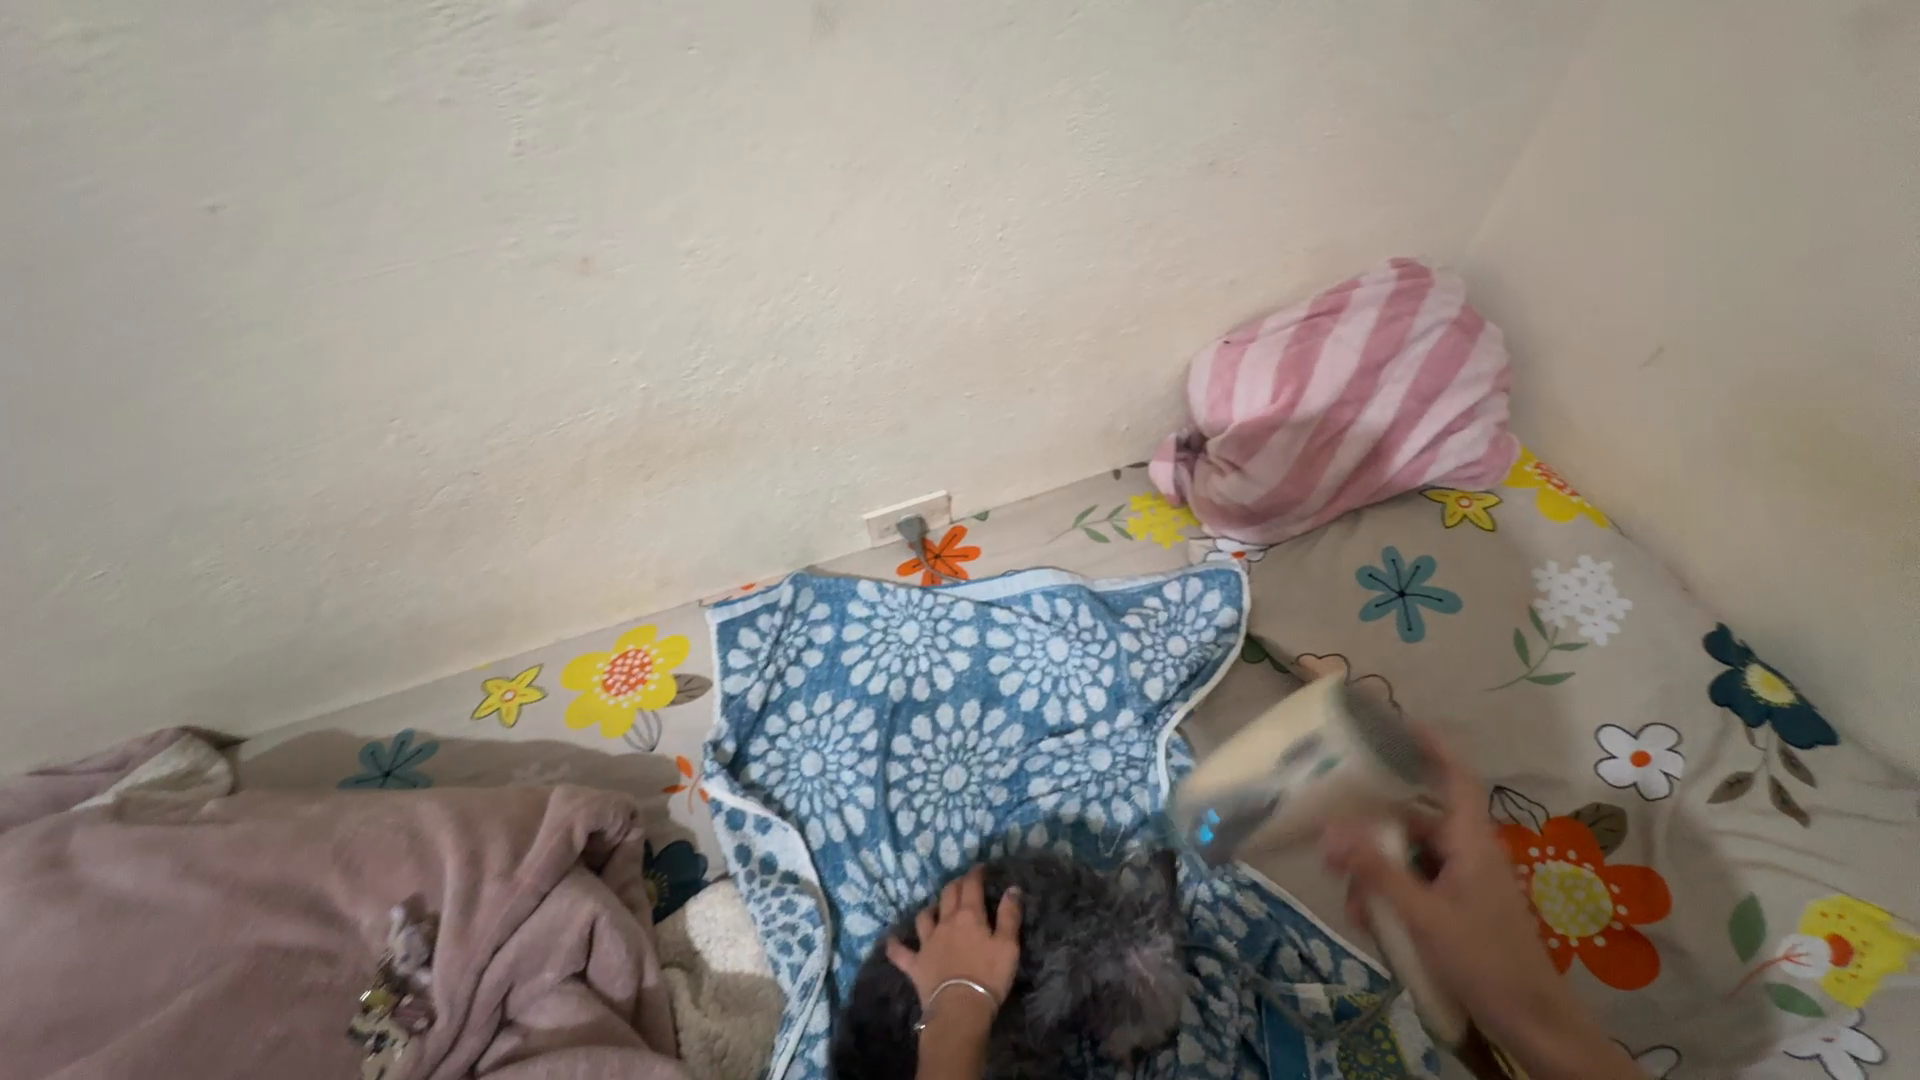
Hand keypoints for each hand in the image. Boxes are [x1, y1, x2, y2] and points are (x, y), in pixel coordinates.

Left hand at [886, 867, 1022, 1010]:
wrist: (960, 1007)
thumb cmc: (988, 976)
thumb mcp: (1008, 945)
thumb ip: (1010, 915)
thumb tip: (1012, 888)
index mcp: (969, 916)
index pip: (971, 885)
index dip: (975, 873)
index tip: (981, 868)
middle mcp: (945, 922)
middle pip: (948, 895)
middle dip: (956, 884)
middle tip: (963, 883)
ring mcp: (927, 942)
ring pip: (924, 917)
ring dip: (930, 909)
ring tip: (936, 908)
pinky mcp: (915, 964)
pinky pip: (900, 953)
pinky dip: (895, 946)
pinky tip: (891, 941)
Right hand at [1320, 726, 1638, 1079]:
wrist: (1536, 1029)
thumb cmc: (1487, 963)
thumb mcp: (1423, 917)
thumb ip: (1376, 872)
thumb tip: (1328, 829)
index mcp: (1470, 844)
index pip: (1454, 779)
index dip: (1431, 747)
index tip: (1400, 721)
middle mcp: (1465, 854)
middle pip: (1411, 821)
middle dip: (1370, 832)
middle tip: (1331, 841)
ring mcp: (1461, 884)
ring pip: (1405, 858)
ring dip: (1374, 874)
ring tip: (1354, 903)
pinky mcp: (1454, 909)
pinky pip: (1411, 886)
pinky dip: (1387, 898)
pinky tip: (1370, 923)